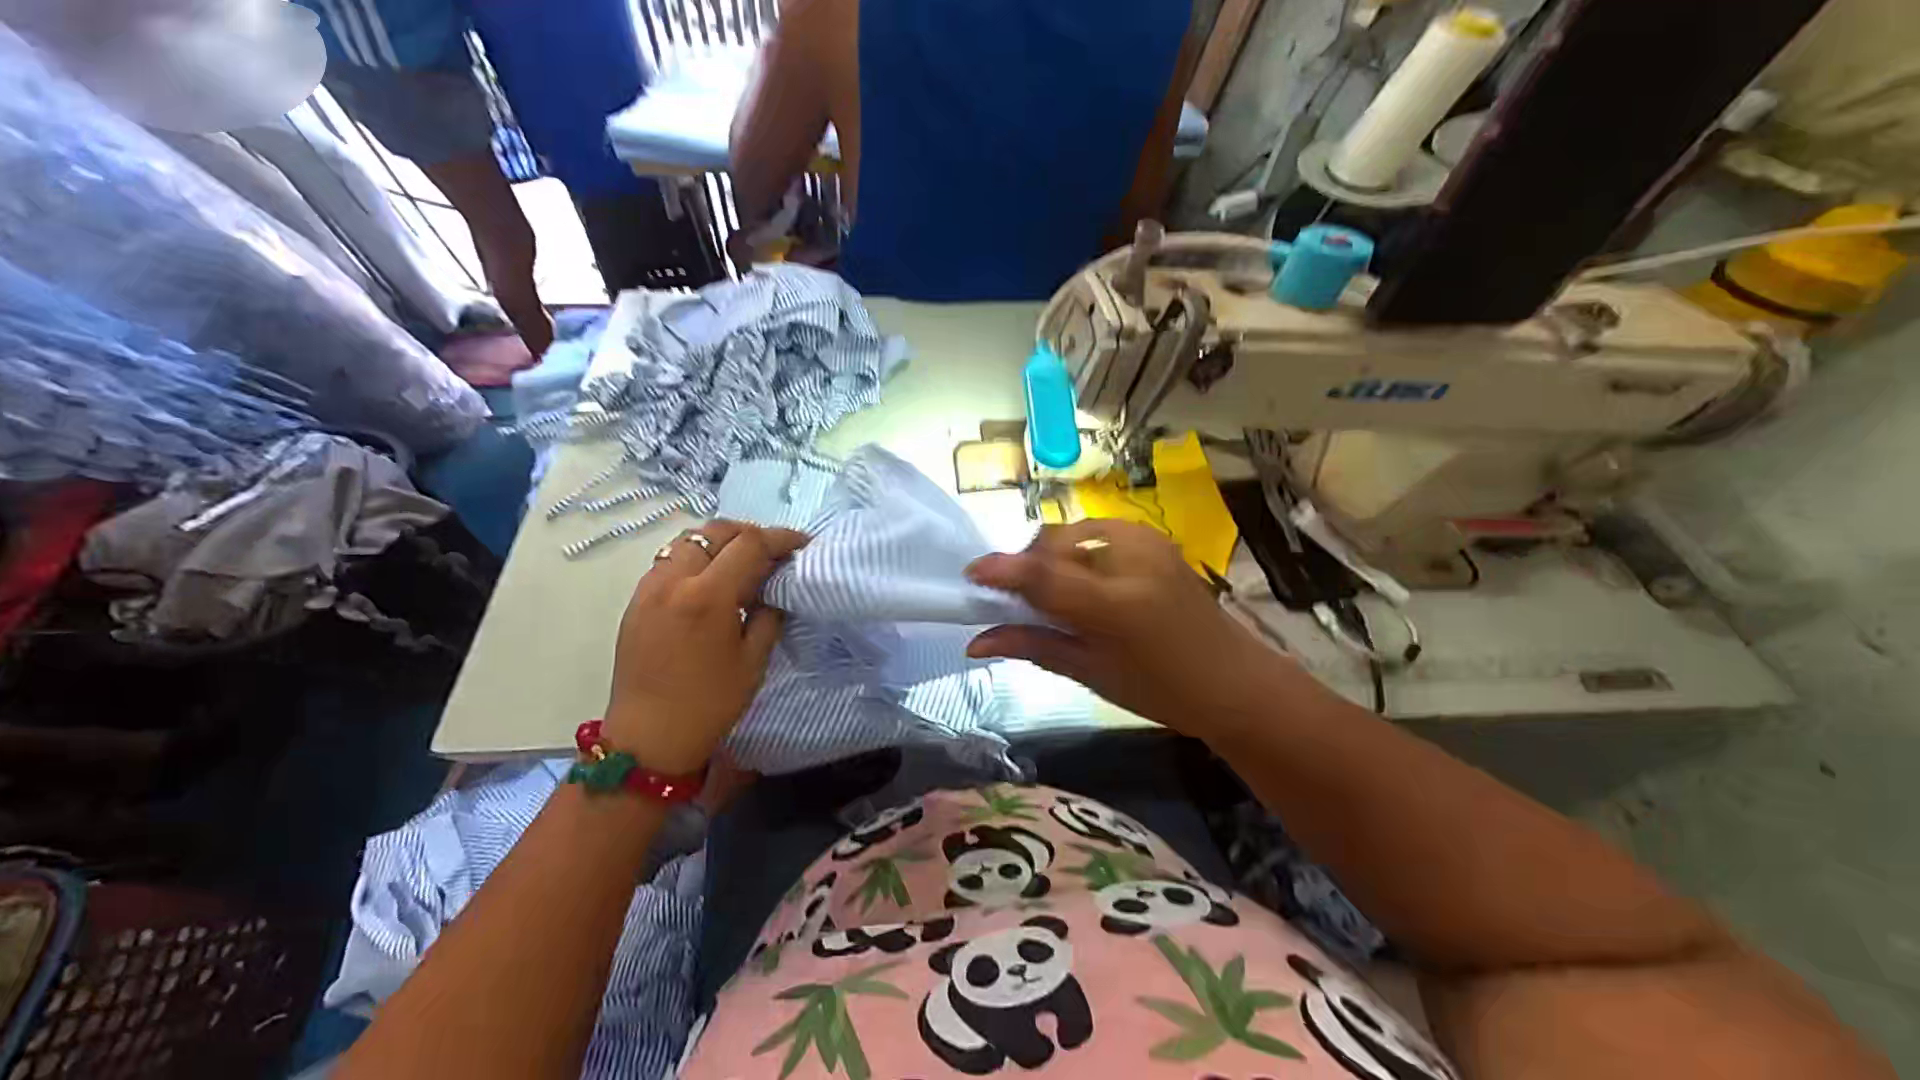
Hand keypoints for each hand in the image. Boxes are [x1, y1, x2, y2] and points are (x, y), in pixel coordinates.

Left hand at [606, 520, 807, 774]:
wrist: (649, 736)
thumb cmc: (709, 703)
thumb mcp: (753, 660)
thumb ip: (768, 613)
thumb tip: (775, 587)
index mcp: (708, 595)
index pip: (749, 544)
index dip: (780, 539)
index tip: (801, 545)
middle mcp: (674, 580)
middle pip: (715, 532)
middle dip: (749, 533)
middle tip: (773, 551)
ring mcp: (649, 588)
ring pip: (688, 541)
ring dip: (720, 542)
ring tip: (742, 562)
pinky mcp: (637, 600)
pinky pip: (670, 561)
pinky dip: (696, 558)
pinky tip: (711, 581)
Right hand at [965, 521, 1293, 740]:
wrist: (1232, 679)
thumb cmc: (1160, 690)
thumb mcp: (1090, 673)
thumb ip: (1031, 646)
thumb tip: (975, 642)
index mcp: (1116, 605)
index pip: (1043, 574)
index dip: (1001, 570)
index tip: (971, 576)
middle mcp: (1131, 560)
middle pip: (1053, 543)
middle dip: (1026, 565)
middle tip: (1018, 599)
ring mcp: (1147, 542)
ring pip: (1072, 530)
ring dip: (1050, 555)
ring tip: (1052, 591)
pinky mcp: (1154, 537)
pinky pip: (1096, 529)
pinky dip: (1076, 548)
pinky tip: (1083, 578)